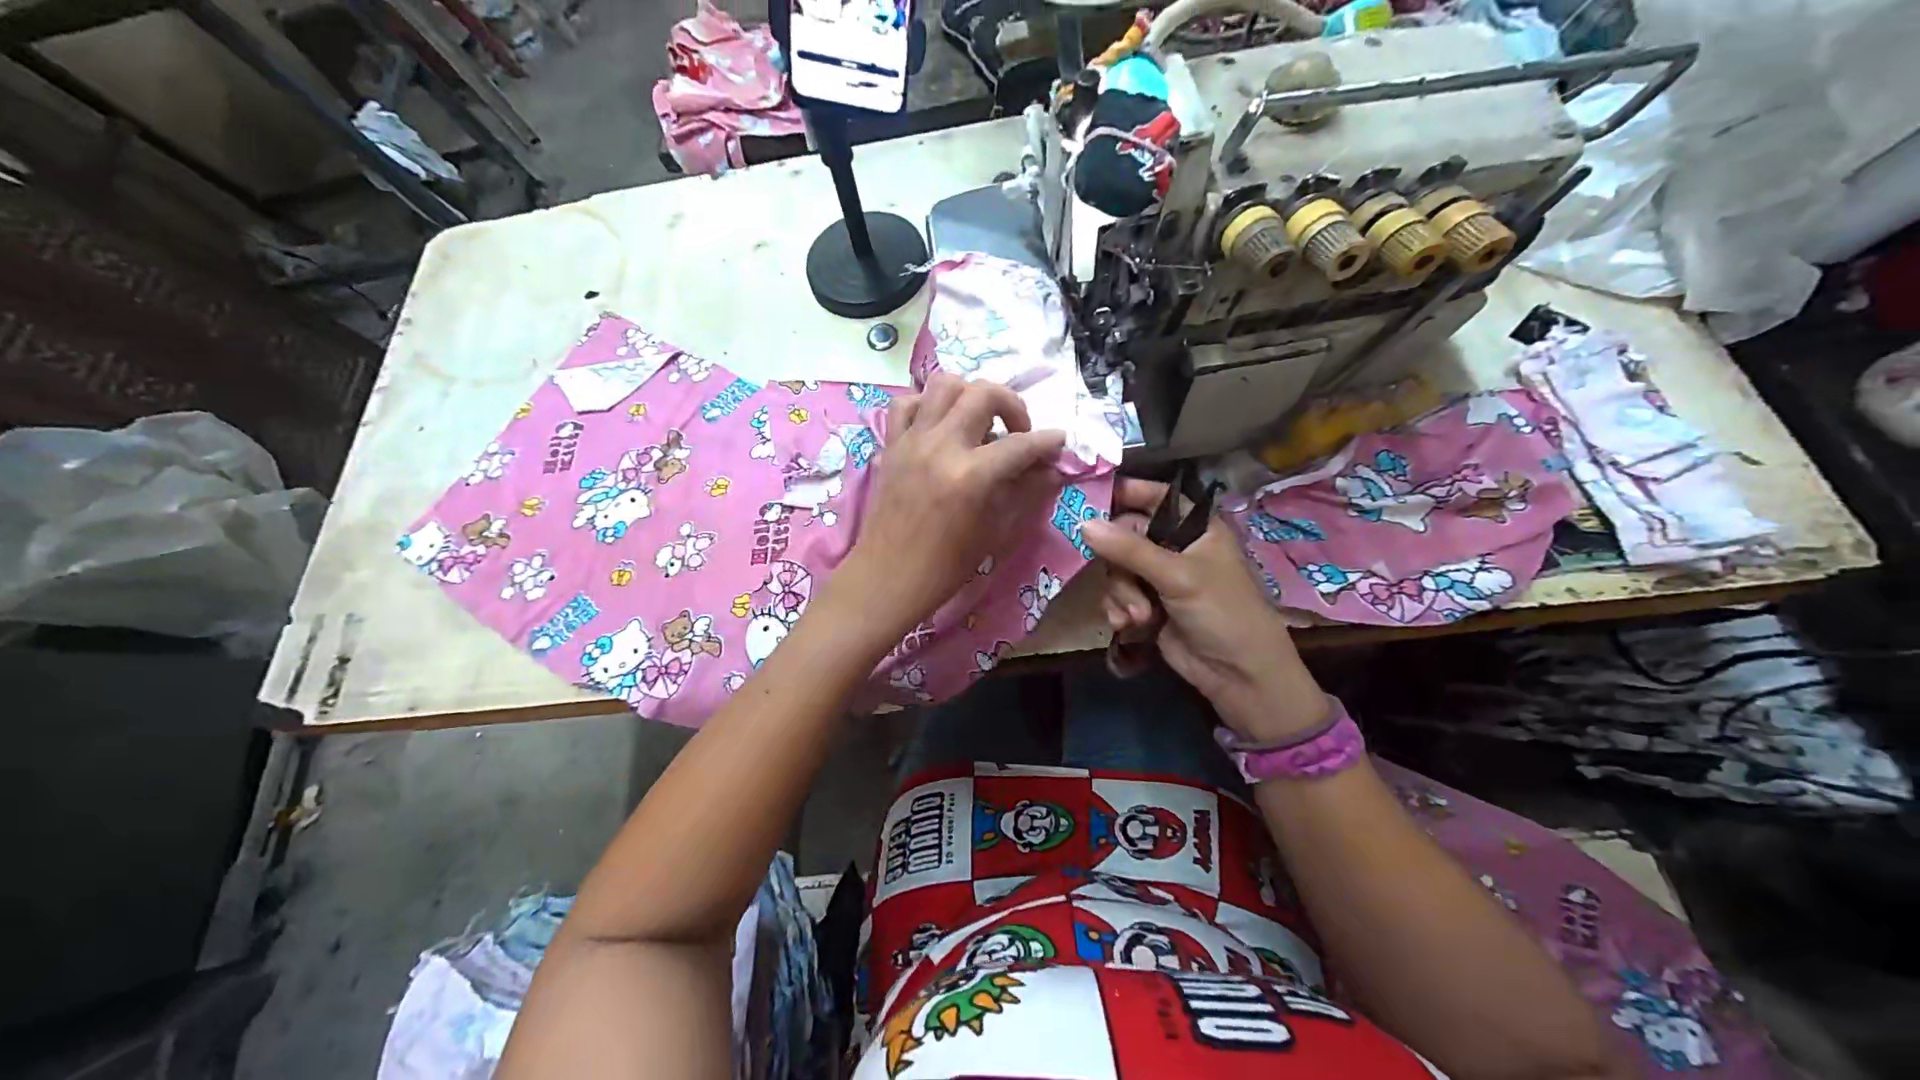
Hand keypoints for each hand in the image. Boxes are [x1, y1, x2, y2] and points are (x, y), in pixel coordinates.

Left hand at [837, 373, 1065, 644]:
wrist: (888, 577)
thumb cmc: (946, 565)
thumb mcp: (995, 532)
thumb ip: (1026, 493)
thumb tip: (1051, 469)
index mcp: (971, 475)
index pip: (1021, 444)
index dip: (1048, 441)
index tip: (1059, 442)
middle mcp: (941, 446)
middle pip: (984, 394)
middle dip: (1012, 405)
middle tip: (1018, 431)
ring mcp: (912, 441)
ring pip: (944, 384)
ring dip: (969, 395)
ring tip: (978, 421)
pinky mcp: (891, 444)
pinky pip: (906, 403)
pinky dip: (926, 404)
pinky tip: (939, 425)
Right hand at [1081, 478, 1327, 740]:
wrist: (1238, 674)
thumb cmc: (1222, 612)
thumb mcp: (1177, 576)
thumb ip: (1129, 549)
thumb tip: (1083, 522)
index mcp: (1195, 527)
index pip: (1155, 496)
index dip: (1126, 494)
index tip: (1090, 501)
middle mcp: (1175, 546)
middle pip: (1125, 535)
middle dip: (1119, 563)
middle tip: (1123, 580)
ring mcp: (1159, 577)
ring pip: (1117, 569)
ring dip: (1121, 593)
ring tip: (1137, 616)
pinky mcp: (1147, 605)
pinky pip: (1117, 595)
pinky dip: (1118, 609)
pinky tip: (1126, 625)